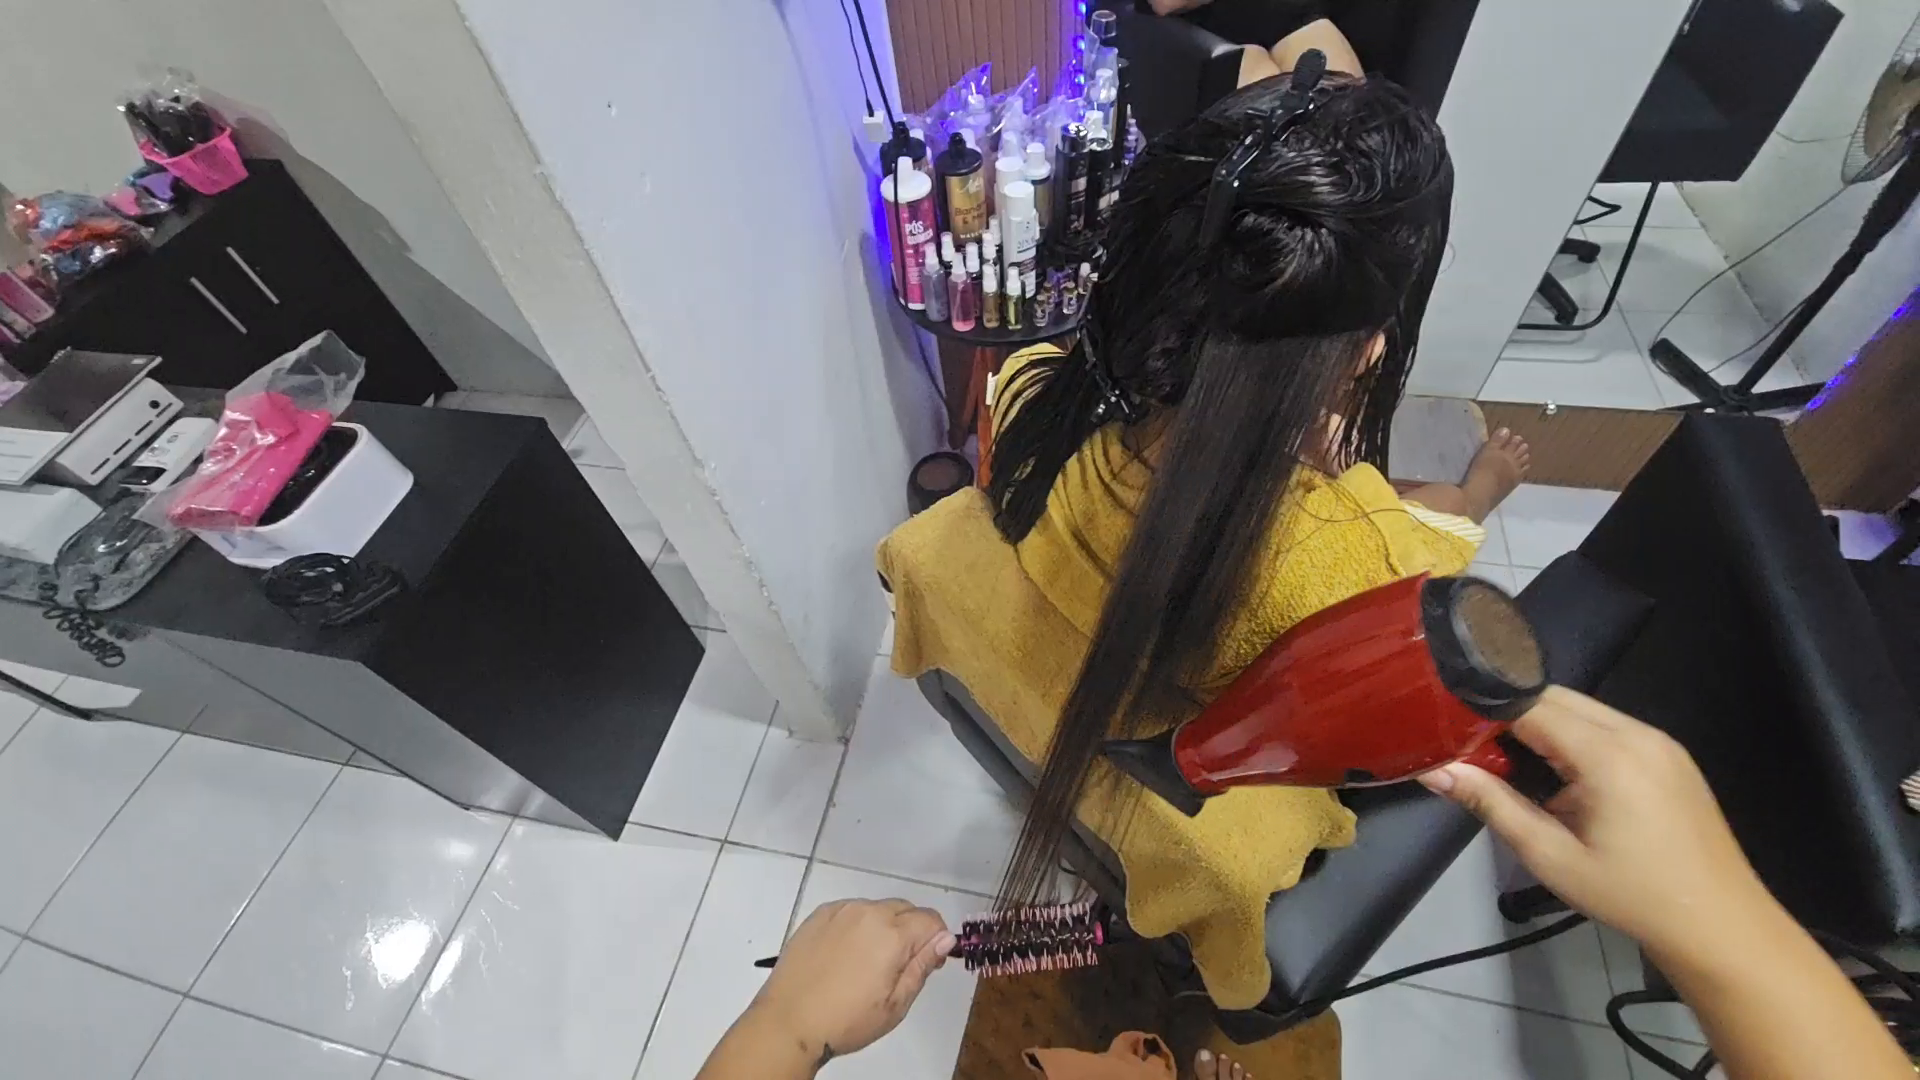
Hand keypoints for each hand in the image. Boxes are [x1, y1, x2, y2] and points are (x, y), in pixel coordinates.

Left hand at [749, 899, 956, 1063]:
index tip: (928, 962)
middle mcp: (869, 911)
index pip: (931, 920)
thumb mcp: (895, 1005)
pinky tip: (844, 954)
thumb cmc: (847, 1020)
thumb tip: (947, 938)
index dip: (936, 939)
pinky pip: (851, 910)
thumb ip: (922, 966)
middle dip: (911, 930)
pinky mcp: (821, 912)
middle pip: (906, 909)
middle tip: (896, 966)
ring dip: (883, 926)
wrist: (788, 1022)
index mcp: (892, 934)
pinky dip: (856, 925)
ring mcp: (843, 909)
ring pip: (878, 908)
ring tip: (865, 962)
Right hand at [1419, 687, 1769, 960]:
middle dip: (1506, 712)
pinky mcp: (1667, 756)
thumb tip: (1432, 770)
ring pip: (1577, 707)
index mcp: (1609, 755)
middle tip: (1470, 743)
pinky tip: (1551, 768)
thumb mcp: (1548, 854)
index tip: (1446, 724)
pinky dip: (1567, 733)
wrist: (1726, 931)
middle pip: (1551, 696)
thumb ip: (1489, 802)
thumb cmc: (1631, 894)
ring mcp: (1658, 743)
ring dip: (1536, 722)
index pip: (1527, 704)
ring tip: (1505, 755)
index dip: (1482, 710)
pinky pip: (1602, 723)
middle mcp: (1637, 735)